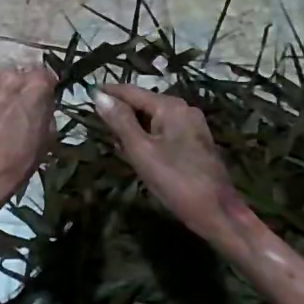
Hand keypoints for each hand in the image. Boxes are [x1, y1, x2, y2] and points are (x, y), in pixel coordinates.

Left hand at [0, 66, 56, 210]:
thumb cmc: (17, 161)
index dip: (45, 90)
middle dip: (21, 90)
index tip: (42, 103)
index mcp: (35, 86)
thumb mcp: (47, 139)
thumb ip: (45, 112)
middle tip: (18, 112)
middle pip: (20, 77)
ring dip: (0, 94)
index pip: (46, 76)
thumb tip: (40, 106)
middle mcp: (9, 77)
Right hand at [93, 84, 241, 237]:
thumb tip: (99, 96)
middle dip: (121, 112)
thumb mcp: (141, 150)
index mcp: (171, 106)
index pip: (132, 92)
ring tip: (112, 139)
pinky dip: (147, 138)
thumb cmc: (176, 180)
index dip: (108, 92)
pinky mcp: (194, 143)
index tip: (86, 92)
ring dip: (133, 128)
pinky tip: (135, 152)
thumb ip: (120, 122)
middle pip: (143, 104)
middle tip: (96, 122)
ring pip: (153, 120)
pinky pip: (163, 132)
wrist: (217, 212)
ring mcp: (191, 126)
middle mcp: (183, 109)